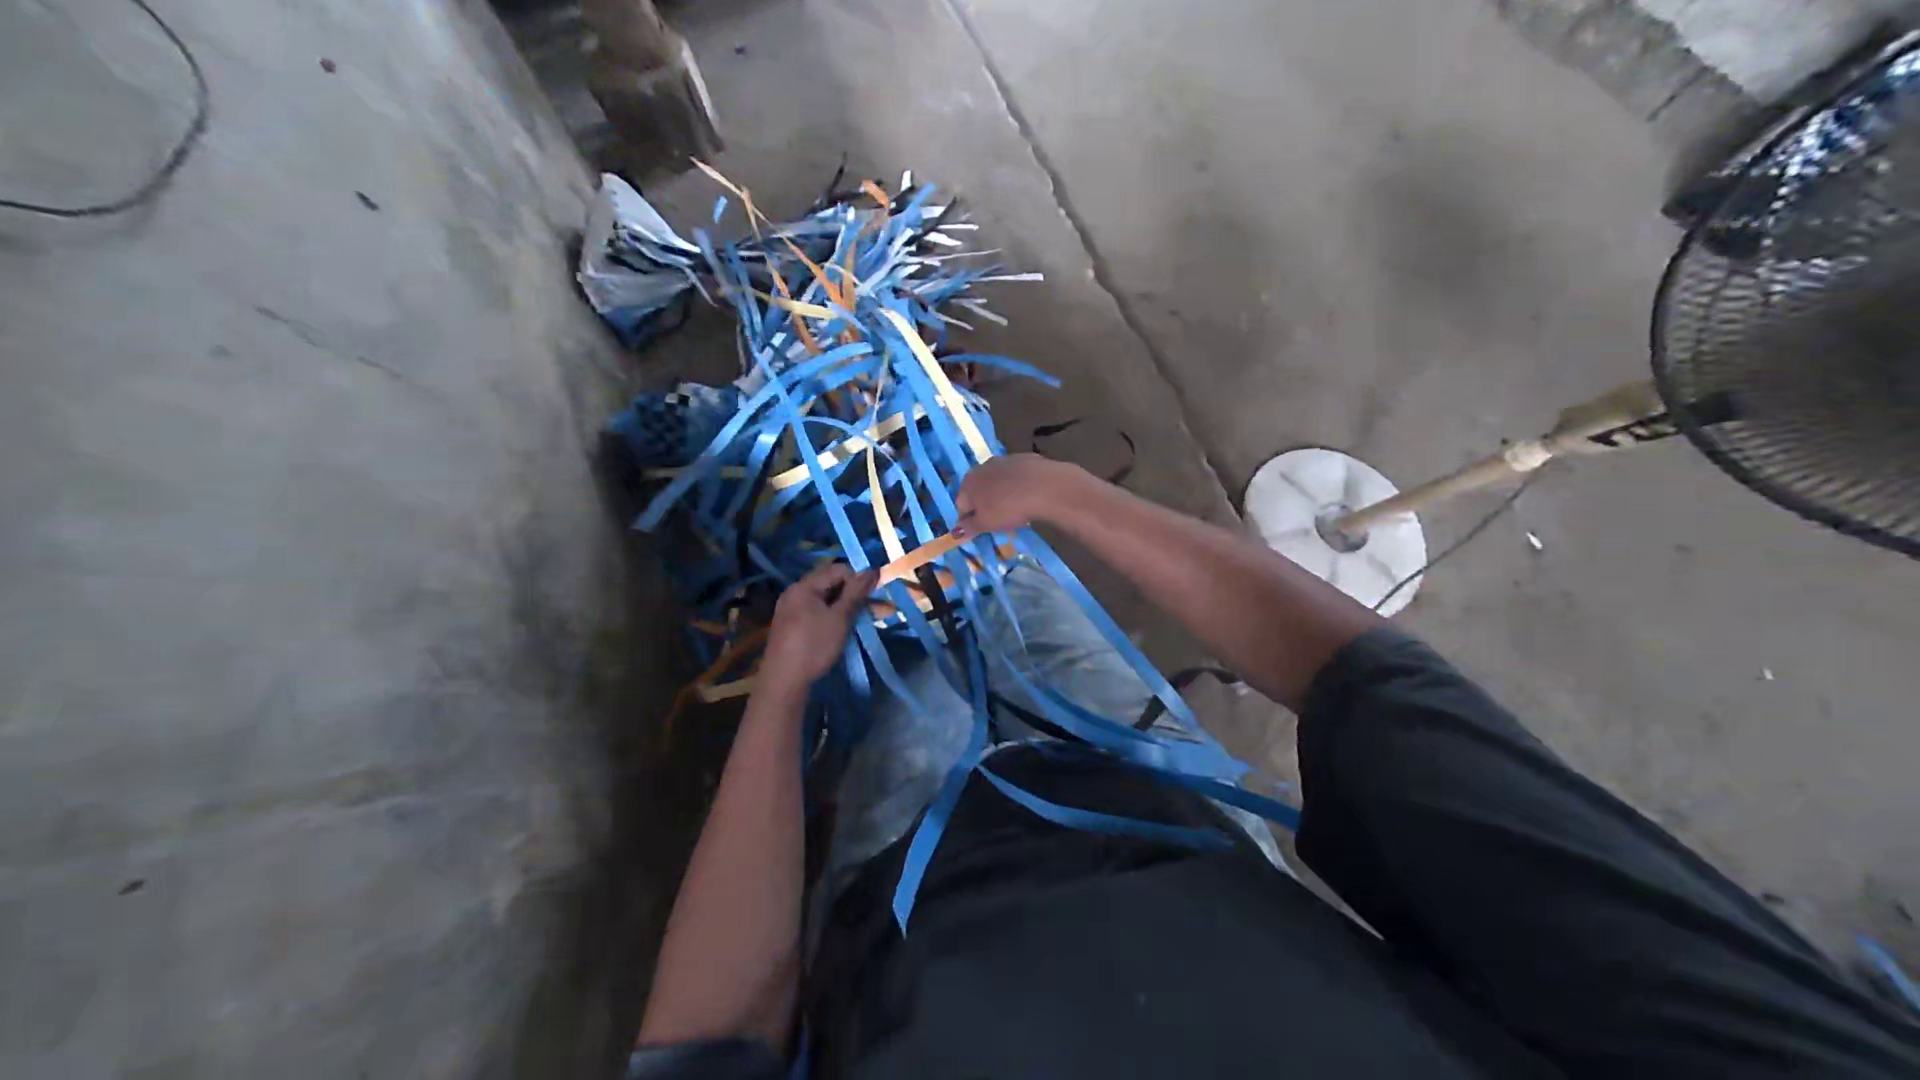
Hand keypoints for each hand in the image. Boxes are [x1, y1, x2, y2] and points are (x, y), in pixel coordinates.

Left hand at [761, 562, 877, 688]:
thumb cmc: (814, 646)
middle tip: (880, 608)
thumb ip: (856, 592)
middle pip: (831, 584)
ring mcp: (792, 610)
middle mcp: (795, 593)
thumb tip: (873, 569)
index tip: (876, 594)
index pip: (838, 570)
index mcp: (804, 586)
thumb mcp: (840, 618)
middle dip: (856, 594)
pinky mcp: (792, 626)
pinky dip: (834, 616)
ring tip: (869, 618)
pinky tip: (847, 627)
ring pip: (826, 600)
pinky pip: (817, 612)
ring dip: (848, 607)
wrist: (784, 681)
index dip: (859, 579)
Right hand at [953, 454, 1082, 536]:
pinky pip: (1017, 476)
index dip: (967, 520)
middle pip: (978, 490)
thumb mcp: (986, 524)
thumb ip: (969, 527)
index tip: (978, 531)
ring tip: (1015, 509)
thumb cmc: (1008, 508)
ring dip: (1001, 494)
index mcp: (969, 482)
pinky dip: (1019, 485)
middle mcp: (983, 467)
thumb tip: (955, 532)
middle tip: (997, 521)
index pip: (960, 505)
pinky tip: (1029, 496)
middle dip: (984, 505)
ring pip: (998, 481)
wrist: (1045, 487)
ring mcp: (1005, 460)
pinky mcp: (1026, 458)